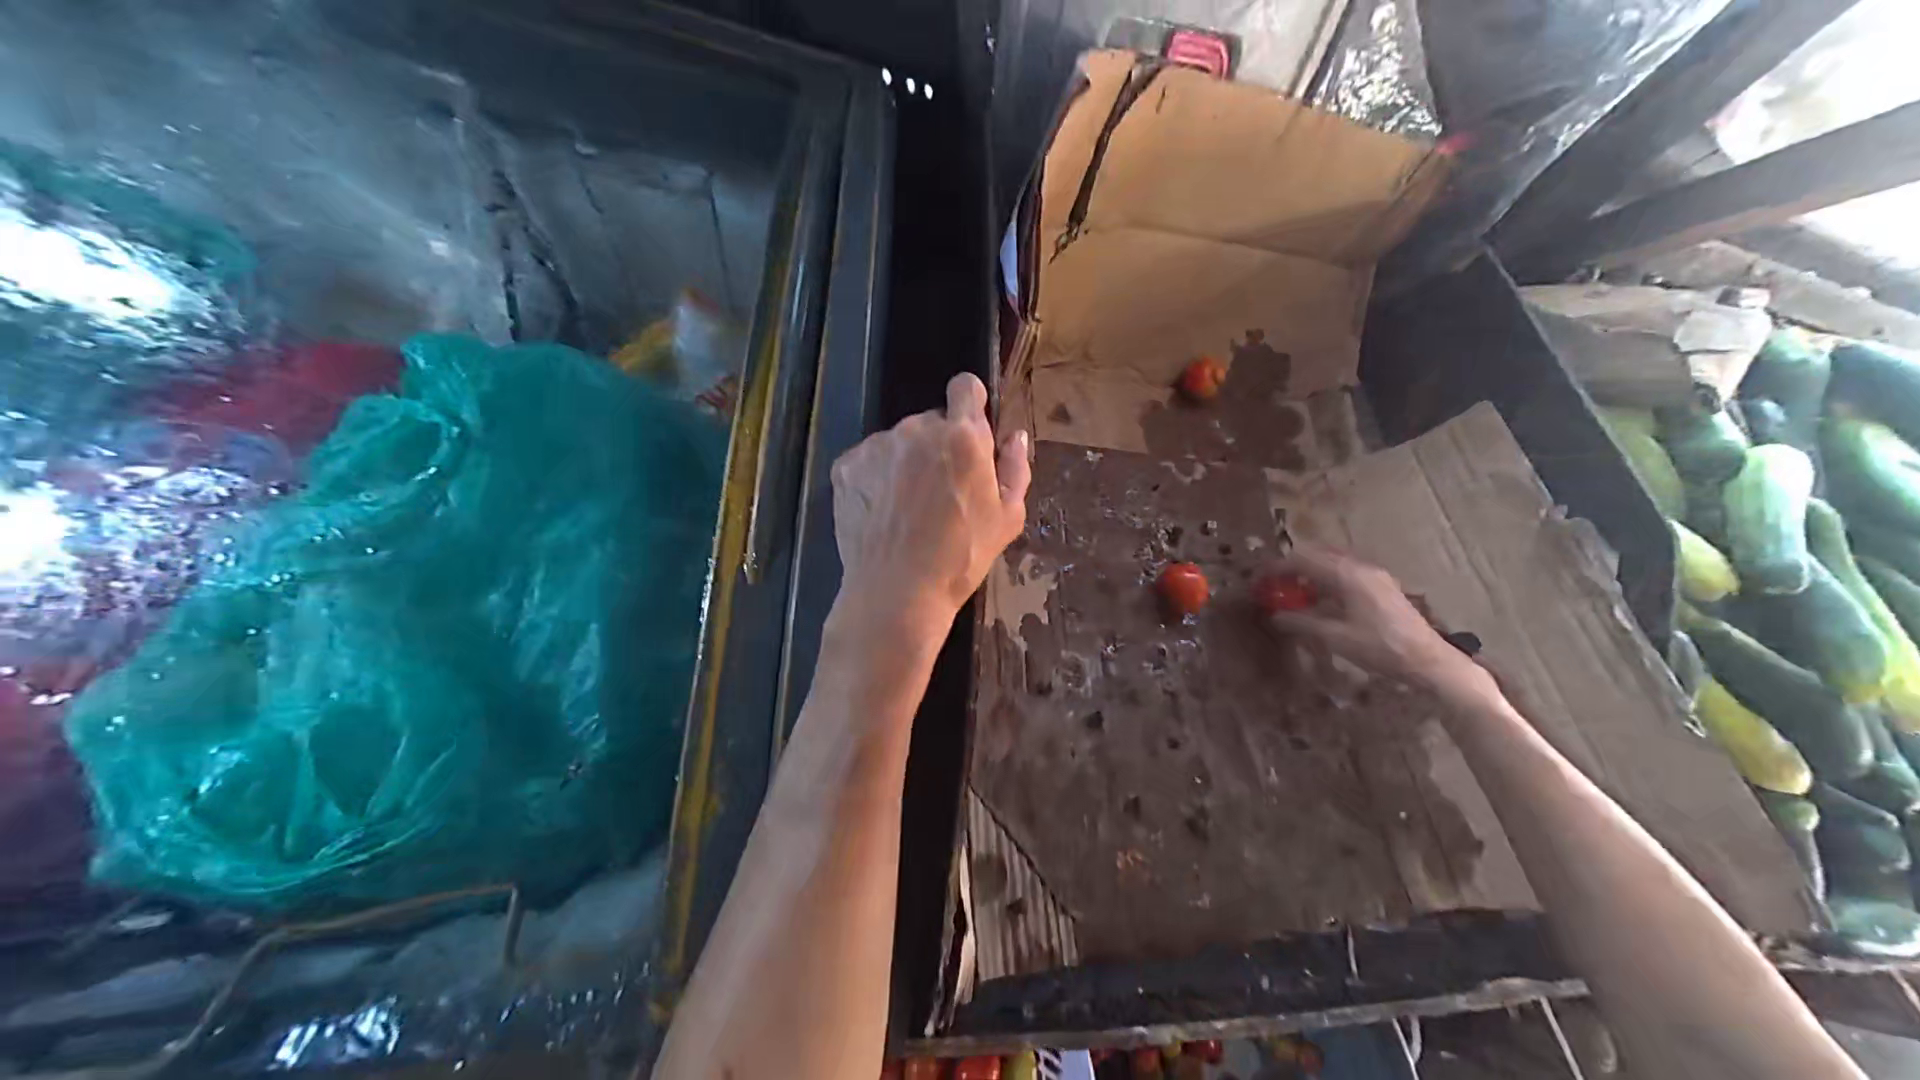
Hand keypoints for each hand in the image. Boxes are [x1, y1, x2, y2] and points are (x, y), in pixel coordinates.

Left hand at [830, 373, 1030, 628]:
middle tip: (942, 490)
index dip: (970, 402)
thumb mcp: (1007, 518)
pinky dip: (877, 478)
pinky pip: (869, 460)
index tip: (970, 427)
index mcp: (963, 435)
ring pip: (900, 442)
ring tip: (909, 509)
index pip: (965, 386)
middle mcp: (917, 428)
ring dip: (907, 462)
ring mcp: (877, 446)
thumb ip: (1015, 468)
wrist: (897, 592)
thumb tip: (1014, 436)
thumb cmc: (962, 557)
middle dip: (941, 445)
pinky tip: (884, 513)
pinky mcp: (846, 466)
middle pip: (933, 421)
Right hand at [1264, 545, 1484, 693]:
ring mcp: (1374, 575)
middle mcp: (1361, 567)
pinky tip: (1320, 602)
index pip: (1302, 559)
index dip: (1276, 568)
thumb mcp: (1335, 637)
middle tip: (1274, 586)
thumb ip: (1301, 622)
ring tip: (1294, 595)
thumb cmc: (1380, 648)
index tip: (1259, 580)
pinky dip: (1326, 581)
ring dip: (1309, 574)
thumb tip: (1274, 616)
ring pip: (1331, 563)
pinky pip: (1345, 573)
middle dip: (1291, 568)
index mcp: (1347, 575)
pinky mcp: (1381, 586)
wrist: (1429, 661)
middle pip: (1317, 555)